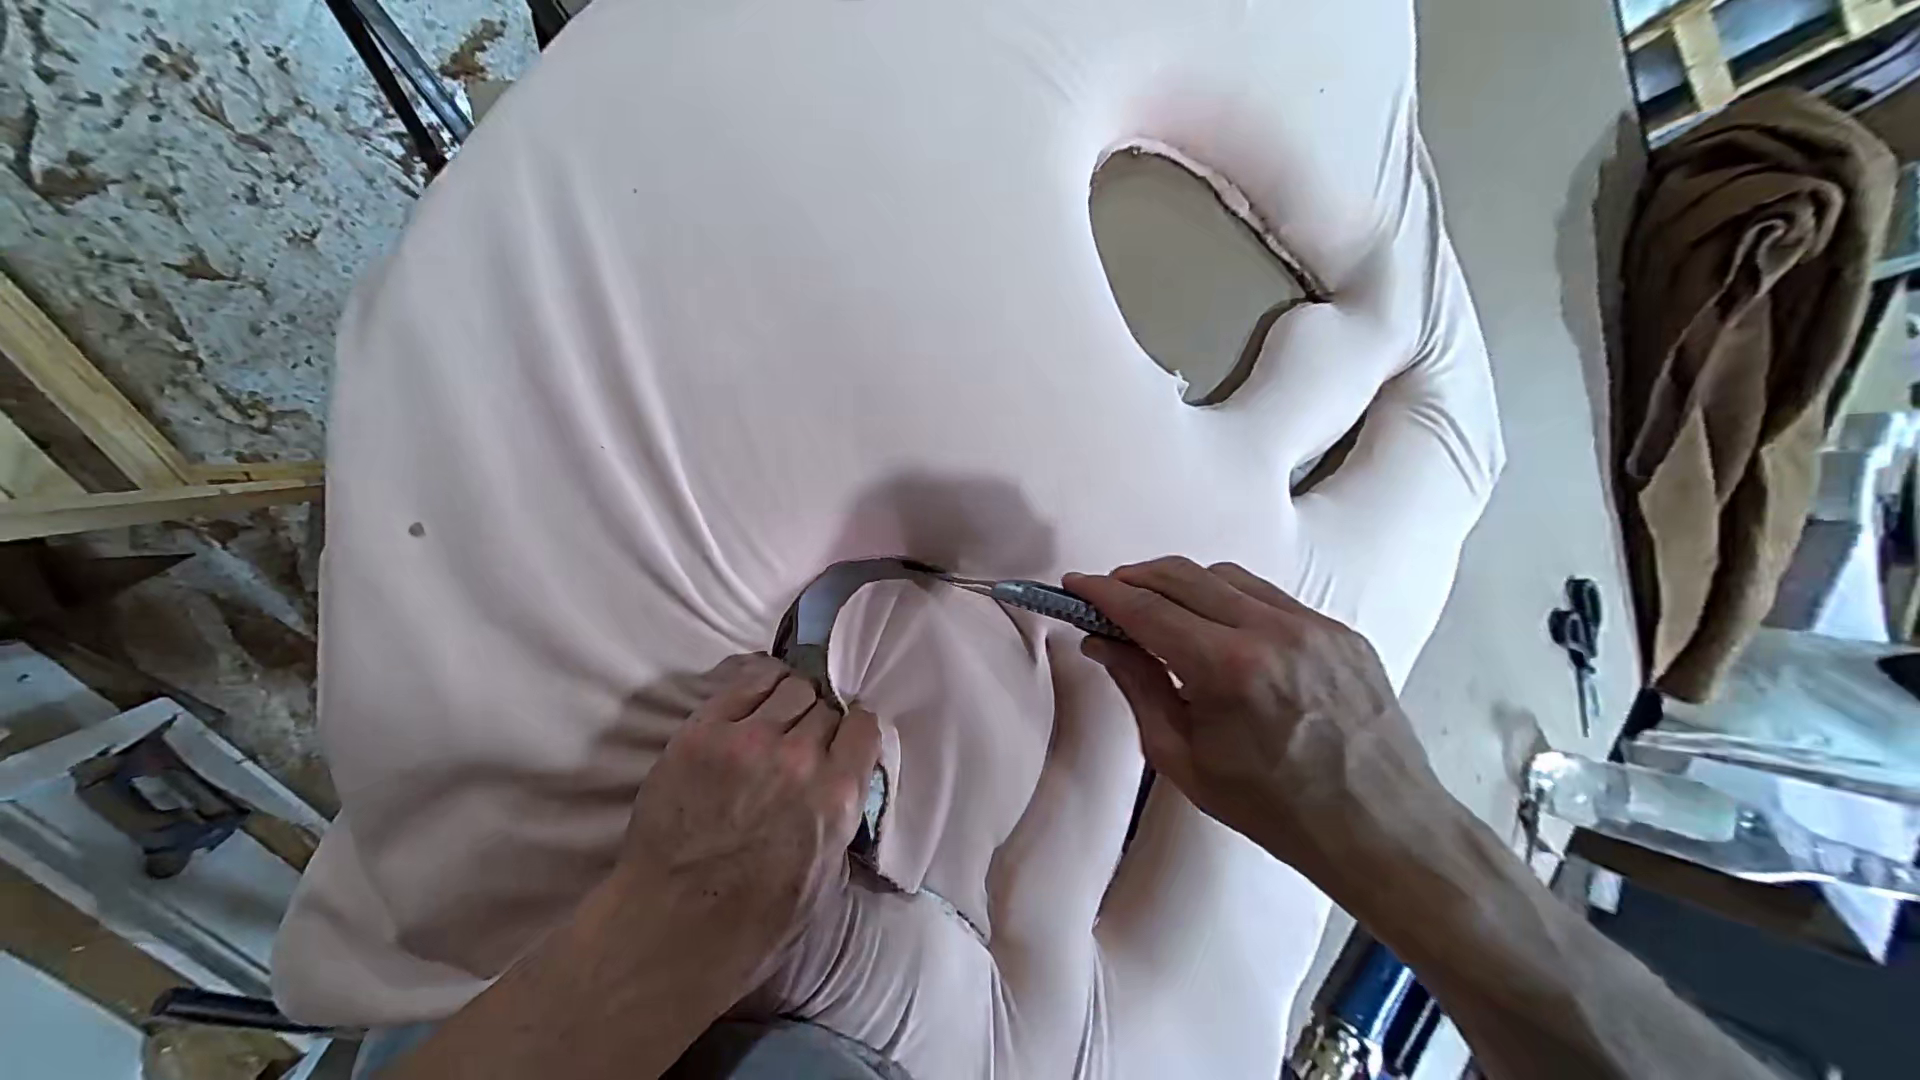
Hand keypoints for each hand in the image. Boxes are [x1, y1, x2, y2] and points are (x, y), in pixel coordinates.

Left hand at [604, 653, 881, 990]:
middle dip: (820, 721)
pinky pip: (746, 681)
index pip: (865, 725)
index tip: (843, 739)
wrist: (669, 931)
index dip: (854, 731)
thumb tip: (847, 772)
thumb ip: (844, 811)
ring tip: (777, 719)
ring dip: (791, 701)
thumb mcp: (829, 872)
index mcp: (837, 796)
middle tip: (803, 739)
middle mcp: (799, 758)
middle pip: (826, 706)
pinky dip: (759, 683)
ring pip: (791, 686)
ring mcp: (748, 740)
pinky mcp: (703, 732)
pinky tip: (756, 699)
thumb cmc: (756, 919)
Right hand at [1065, 558, 1451, 887]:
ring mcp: (1313, 625)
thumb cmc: (1271, 808)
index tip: (1075, 584)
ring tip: (1162, 610)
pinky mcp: (1338, 629)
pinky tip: (1220, 629)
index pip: (1147, 609)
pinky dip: (1228, 600)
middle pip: (1183, 575)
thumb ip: (1137, 687)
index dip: (1103, 592)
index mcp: (1228, 669)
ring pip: (1226, 577)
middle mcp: (1272, 631)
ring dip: (1182, 584)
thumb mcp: (1182, 758)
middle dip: (1136, 577)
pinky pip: (1267, 595)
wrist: (1380, 829)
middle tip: (1110, 594)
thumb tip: (1101, 642)